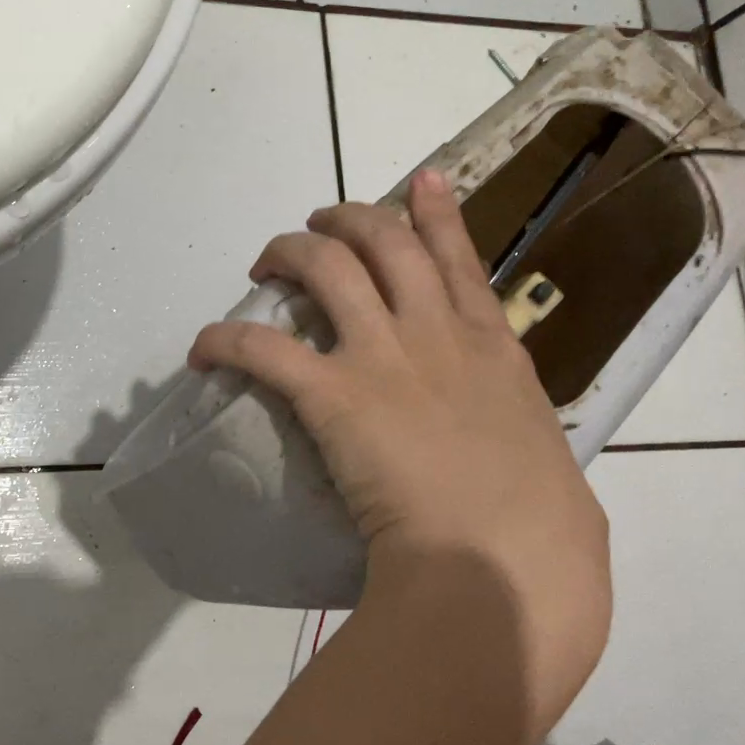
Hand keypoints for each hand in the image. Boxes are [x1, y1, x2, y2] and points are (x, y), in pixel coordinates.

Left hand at [187, 170, 608, 605]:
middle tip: (316, 228)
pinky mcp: (332, 394)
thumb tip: (528, 469)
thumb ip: (521, 441)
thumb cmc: (540, 532)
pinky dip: (224, 341)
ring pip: (326, 266)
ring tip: (264, 263)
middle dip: (345, 220)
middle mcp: (435, 334)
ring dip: (288, 252)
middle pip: (384, 241)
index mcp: (490, 347)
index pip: (459, 259)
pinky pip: (261, 348)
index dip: (434, 214)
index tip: (416, 182)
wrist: (500, 562)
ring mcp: (383, 357)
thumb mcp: (541, 459)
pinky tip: (203, 349)